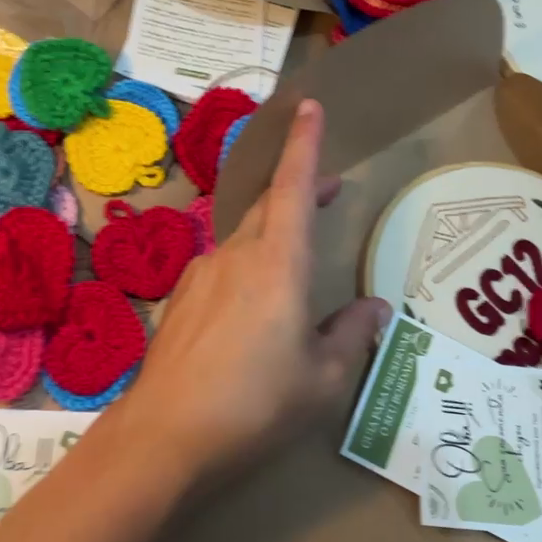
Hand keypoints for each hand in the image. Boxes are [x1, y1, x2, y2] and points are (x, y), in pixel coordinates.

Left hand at [111, 99, 389, 486]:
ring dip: (272, 236)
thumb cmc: (256, 404)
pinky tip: (250, 310)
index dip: (304, 144)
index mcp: (278, 263)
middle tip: (329, 191)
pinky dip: (245, 270)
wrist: (166, 434)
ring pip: (243, 240)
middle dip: (299, 191)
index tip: (309, 106)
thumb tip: (375, 306)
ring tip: (294, 265)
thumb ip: (352, 335)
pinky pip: (220, 269)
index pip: (293, 186)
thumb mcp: (323, 378)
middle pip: (268, 208)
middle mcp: (235, 256)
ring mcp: (200, 276)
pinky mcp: (180, 301)